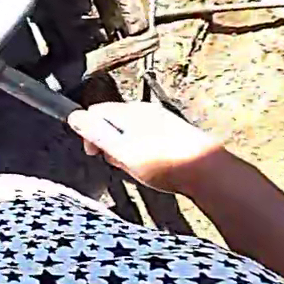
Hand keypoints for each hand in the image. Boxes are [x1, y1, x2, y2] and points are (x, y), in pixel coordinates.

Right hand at [67, 101, 230, 194]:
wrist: (209, 173)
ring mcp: (162, 120)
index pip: (95, 112)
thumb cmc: (163, 164)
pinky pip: (147, 137)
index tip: (94, 154)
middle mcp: (145, 110)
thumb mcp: (120, 151)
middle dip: (108, 142)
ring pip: (130, 130)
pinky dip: (143, 150)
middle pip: (112, 121)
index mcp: (129, 111)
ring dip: (126, 148)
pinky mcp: (175, 132)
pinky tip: (153, 167)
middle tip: (118, 164)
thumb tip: (74, 117)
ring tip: (136, 169)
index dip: (88, 133)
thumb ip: (95, 133)